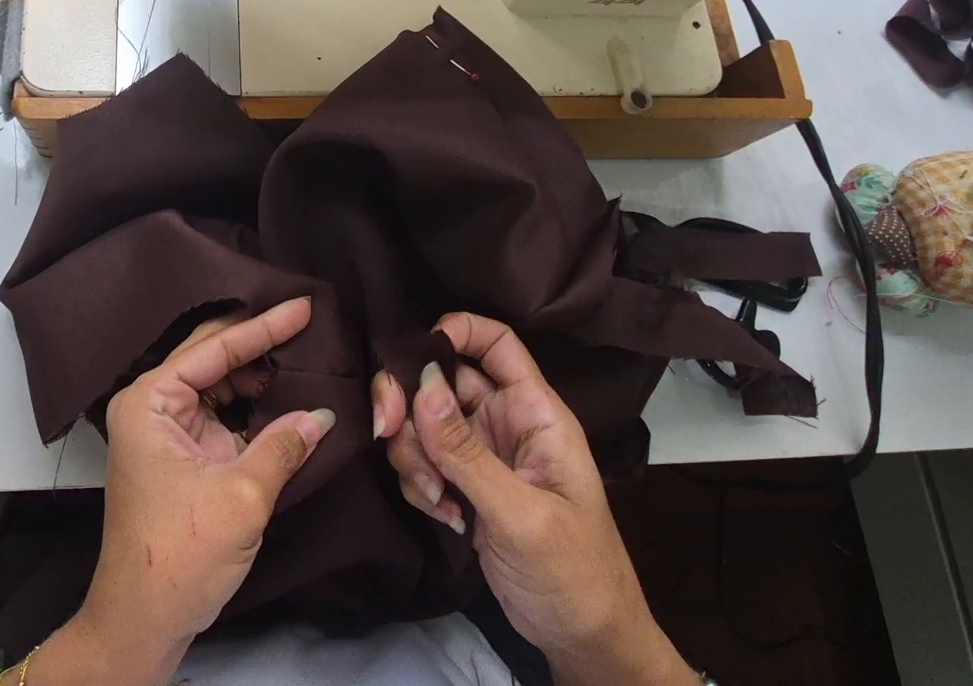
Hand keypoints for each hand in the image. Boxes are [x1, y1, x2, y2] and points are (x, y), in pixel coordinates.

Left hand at [24, 297, 334, 685]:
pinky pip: (222, 414)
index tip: (303, 306)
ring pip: (219, 384)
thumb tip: (321, 414)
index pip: (214, 349)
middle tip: (307, 323)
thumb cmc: (180, 555)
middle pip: (212, 358)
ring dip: (258, 375)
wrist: (144, 619)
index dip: (263, 327)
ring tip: (304, 356)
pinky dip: (253, 406)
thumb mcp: (241, 496)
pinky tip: (285, 397)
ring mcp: (167, 430)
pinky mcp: (183, 454)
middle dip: (259, 343)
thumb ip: (283, 445)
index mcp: (149, 402)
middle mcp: (152, 406)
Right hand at [371, 313, 697, 685]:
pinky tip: (445, 517)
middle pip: (440, 380)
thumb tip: (420, 384)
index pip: (495, 342)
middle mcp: (503, 421)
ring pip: (422, 422)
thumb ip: (466, 452)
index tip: (411, 359)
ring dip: (413, 455)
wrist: (583, 641)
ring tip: (438, 499)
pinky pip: (422, 460)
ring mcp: (480, 453)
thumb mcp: (521, 514)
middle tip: (389, 433)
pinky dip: (419, 483)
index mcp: (534, 412)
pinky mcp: (462, 484)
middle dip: (409, 405)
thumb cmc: (574, 573)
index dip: (454, 331)